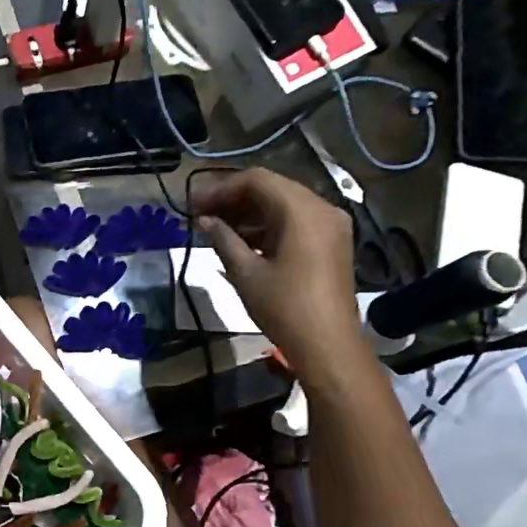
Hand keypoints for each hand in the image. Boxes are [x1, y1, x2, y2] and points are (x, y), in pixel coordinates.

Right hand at [192, 169, 368, 384]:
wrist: (328, 345)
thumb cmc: (284, 308)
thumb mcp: (246, 273)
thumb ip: (223, 239)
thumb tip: (204, 221)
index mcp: (301, 210)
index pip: (257, 181)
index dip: (221, 189)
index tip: (194, 205)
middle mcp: (322, 208)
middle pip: (272, 189)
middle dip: (235, 199)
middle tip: (202, 215)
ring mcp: (331, 225)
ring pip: (285, 206)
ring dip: (251, 214)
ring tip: (218, 229)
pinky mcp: (333, 243)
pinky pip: (297, 223)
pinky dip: (270, 227)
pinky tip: (244, 241)